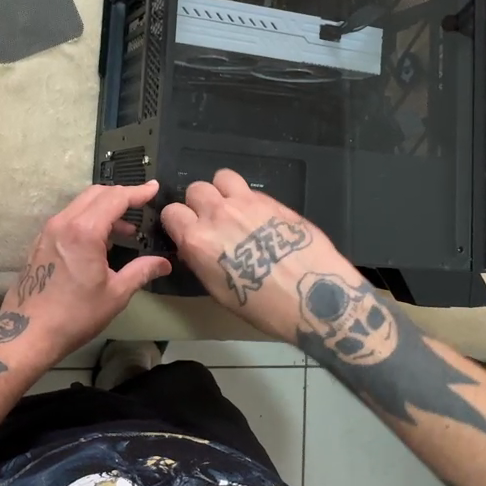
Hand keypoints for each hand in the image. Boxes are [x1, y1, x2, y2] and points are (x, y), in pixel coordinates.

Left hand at [0, 182, 171, 364]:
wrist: (28, 333)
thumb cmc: (75, 315)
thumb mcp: (115, 294)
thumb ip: (141, 271)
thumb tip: (164, 263)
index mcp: (84, 231)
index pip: (116, 198)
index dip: (138, 192)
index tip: (154, 189)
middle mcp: (63, 222)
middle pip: (96, 194)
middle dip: (121, 196)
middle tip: (142, 206)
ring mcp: (48, 230)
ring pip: (80, 205)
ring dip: (104, 209)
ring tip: (125, 230)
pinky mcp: (40, 241)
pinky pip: (68, 218)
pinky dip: (87, 219)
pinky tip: (99, 242)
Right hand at [159, 169, 346, 340]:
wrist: (313, 297)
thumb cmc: (263, 307)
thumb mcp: (219, 292)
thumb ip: (201, 260)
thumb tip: (196, 248)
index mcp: (197, 241)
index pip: (171, 212)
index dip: (178, 222)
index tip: (187, 231)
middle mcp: (217, 215)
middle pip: (195, 189)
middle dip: (199, 204)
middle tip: (213, 222)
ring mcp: (246, 203)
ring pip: (222, 177)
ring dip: (223, 191)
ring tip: (234, 209)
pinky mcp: (271, 199)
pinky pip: (249, 188)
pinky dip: (248, 198)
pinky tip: (260, 218)